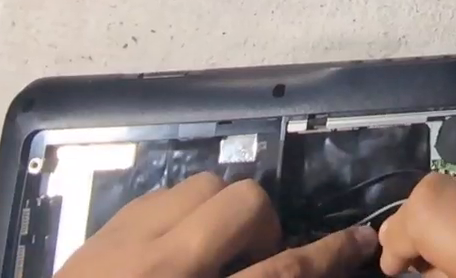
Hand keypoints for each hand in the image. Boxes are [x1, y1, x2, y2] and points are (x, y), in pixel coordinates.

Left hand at [59, 172, 376, 277]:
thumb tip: (286, 266)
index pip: (282, 272)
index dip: (328, 255)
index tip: (361, 241)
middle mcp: (160, 270)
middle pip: (245, 205)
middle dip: (261, 228)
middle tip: (248, 264)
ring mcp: (120, 249)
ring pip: (204, 187)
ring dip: (218, 215)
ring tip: (205, 255)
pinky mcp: (94, 240)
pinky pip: (161, 196)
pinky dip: (178, 216)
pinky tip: (165, 252)